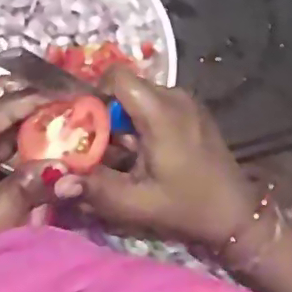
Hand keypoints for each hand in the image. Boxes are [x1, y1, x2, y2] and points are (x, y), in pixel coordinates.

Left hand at [0, 88, 62, 285]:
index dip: (40, 101)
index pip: (4, 106)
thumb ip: (26, 191)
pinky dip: (19, 144)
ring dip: (29, 124)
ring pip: (0, 124)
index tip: (75, 97)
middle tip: (72, 103)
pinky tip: (45, 146)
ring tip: (66, 120)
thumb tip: (66, 170)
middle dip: (34, 103)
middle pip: (0, 104)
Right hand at [79, 67, 257, 246]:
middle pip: (127, 89)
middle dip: (108, 115)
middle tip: (101, 149)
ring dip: (125, 122)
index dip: (95, 94)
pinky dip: (143, 124)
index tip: (87, 125)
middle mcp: (175, 96)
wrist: (237, 215)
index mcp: (161, 110)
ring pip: (140, 98)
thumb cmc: (187, 207)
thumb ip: (94, 187)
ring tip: (125, 157)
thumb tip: (55, 179)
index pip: (117, 76)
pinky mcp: (193, 112)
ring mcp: (187, 102)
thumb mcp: (136, 204)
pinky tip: (146, 155)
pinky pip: (157, 105)